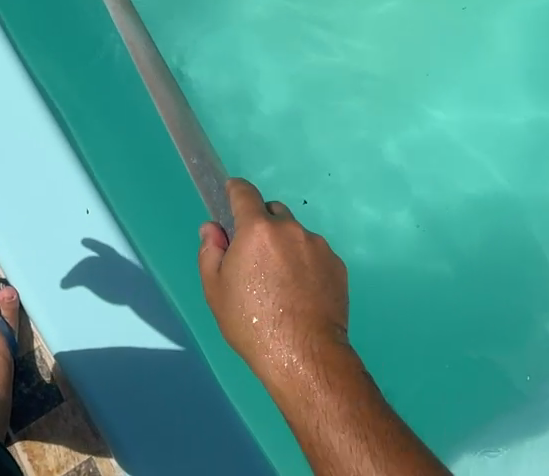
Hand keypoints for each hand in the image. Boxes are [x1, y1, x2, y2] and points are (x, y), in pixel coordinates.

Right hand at [197, 178, 350, 386]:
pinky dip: (306, 263)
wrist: (305, 357)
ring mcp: (318, 246)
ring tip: (282, 282)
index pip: (244, 192)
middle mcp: (290, 228)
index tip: (231, 196)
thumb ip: (210, 251)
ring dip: (286, 245)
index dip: (235, 191)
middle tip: (255, 257)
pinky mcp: (337, 265)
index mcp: (257, 229)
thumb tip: (213, 229)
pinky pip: (315, 253)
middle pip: (272, 212)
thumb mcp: (215, 289)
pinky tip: (302, 293)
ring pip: (295, 234)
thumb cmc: (252, 323)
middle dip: (262, 225)